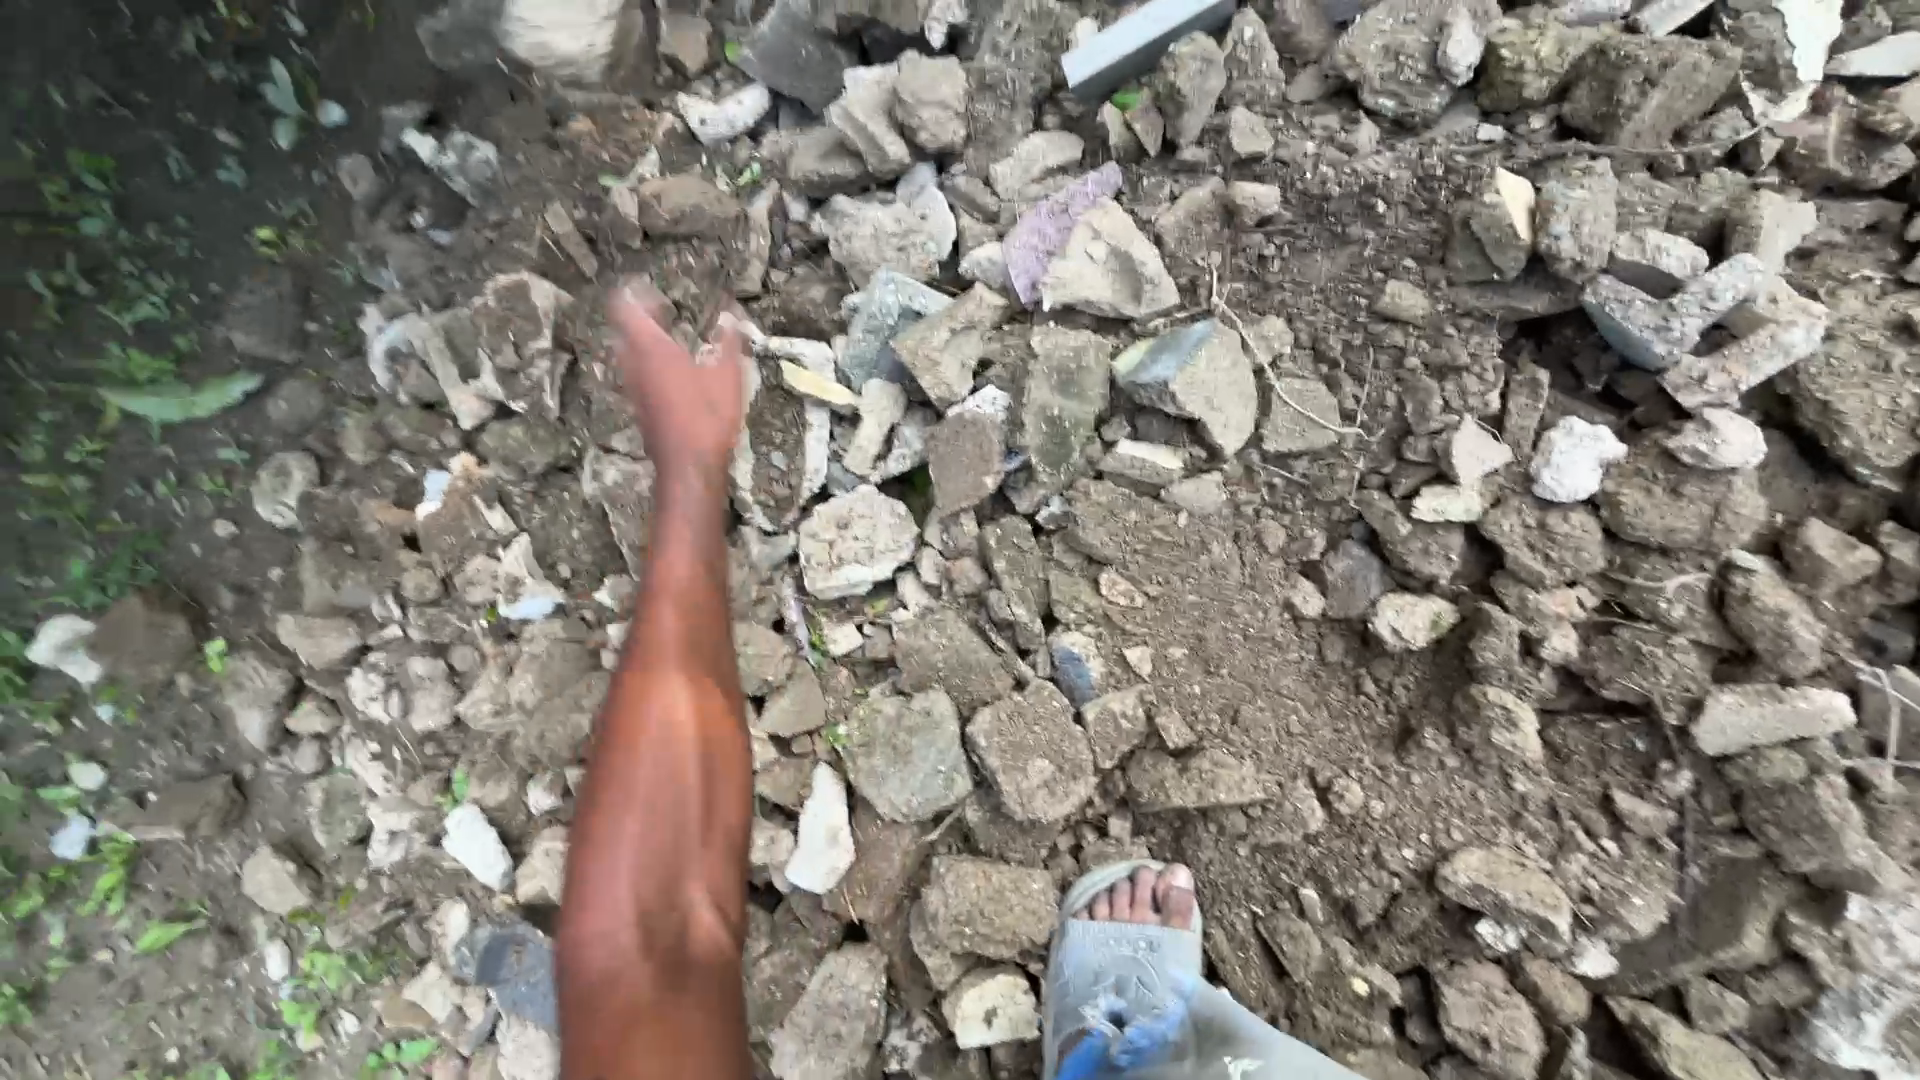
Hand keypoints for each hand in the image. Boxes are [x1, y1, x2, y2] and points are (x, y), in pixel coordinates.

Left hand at [608, 277, 747, 485]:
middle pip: (624, 330)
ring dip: (644, 344)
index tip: (650, 287)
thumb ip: (728, 341)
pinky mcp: (639, 408)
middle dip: (641, 318)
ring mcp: (633, 389)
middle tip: (663, 312)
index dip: (634, 293)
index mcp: (651, 349)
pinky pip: (637, 376)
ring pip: (629, 355)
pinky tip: (674, 375)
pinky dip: (649, 366)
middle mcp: (633, 365)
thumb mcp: (728, 376)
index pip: (625, 307)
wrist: (689, 467)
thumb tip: (731, 314)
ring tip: (670, 341)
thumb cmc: (708, 417)